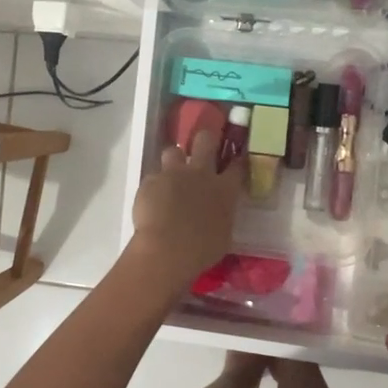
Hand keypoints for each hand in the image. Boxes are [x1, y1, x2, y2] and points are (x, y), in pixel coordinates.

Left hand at [128, 130, 243, 284]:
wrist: (167, 249)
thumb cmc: (203, 249)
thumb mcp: (223, 233)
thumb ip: (222, 215)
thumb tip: (217, 212)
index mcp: (224, 189)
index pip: (237, 166)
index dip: (237, 160)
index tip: (236, 160)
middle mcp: (200, 173)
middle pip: (206, 139)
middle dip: (206, 139)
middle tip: (204, 146)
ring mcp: (173, 174)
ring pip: (174, 151)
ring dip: (175, 160)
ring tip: (172, 175)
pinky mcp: (150, 180)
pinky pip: (153, 176)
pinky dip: (155, 186)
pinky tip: (152, 200)